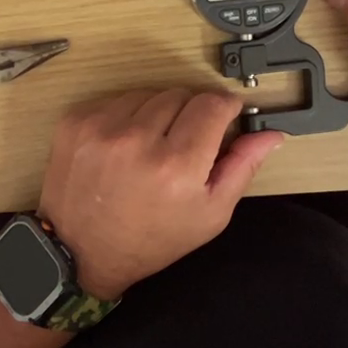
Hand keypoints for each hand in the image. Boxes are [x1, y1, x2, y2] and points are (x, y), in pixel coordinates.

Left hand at [38, 89, 284, 299]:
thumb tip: (272, 134)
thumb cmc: (150, 240)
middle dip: (190, 115)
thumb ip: (242, 168)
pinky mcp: (76, 122)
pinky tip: (124, 148)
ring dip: (157, 114)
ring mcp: (101, 128)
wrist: (80, 252)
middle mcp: (138, 140)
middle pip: (182, 95)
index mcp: (177, 165)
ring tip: (150, 149)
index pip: (213, 104)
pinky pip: (117, 100)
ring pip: (149, 94)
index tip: (224, 118)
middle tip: (182, 147)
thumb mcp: (209, 215)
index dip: (224, 108)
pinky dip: (126, 118)